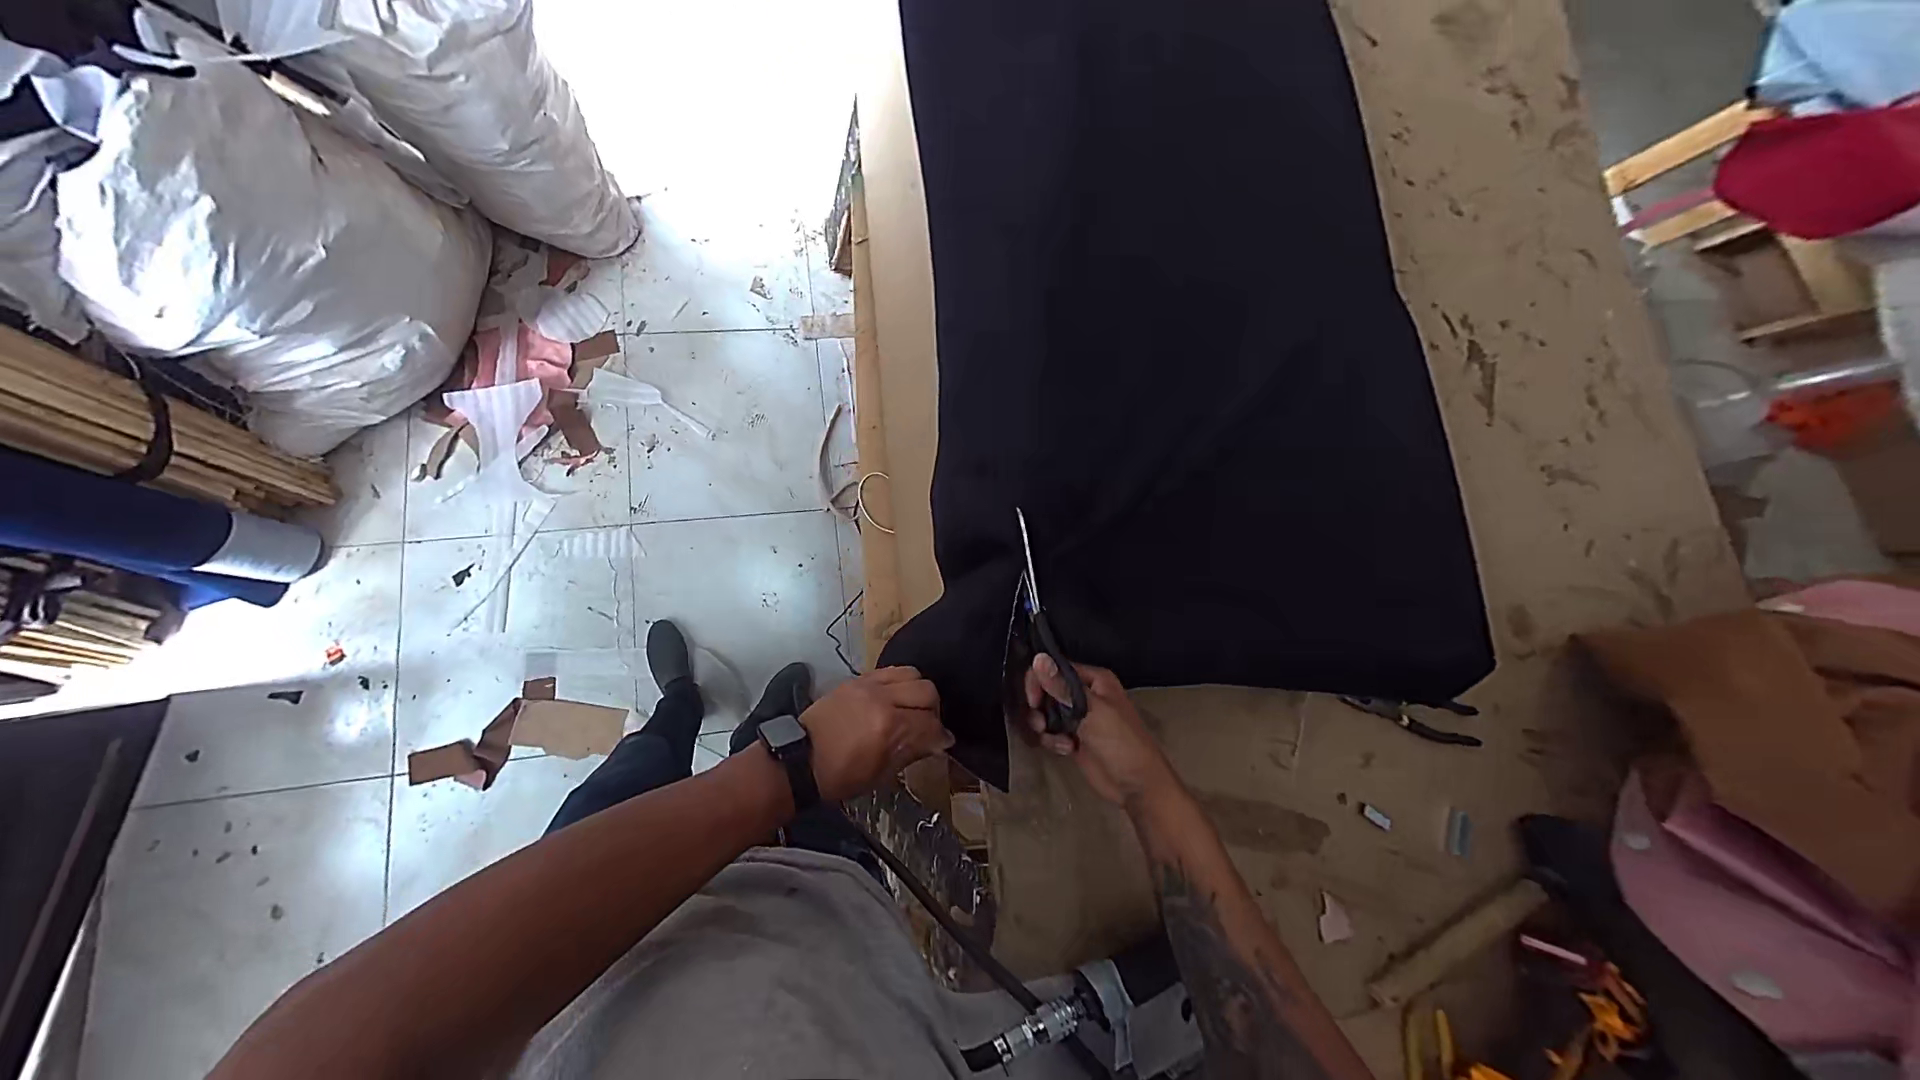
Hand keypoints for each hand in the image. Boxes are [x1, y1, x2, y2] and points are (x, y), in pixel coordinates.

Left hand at [801, 666, 953, 801]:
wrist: (799, 758)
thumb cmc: (839, 775)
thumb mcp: (879, 774)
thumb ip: (910, 752)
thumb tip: (934, 742)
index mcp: (889, 727)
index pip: (931, 724)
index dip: (941, 736)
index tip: (943, 743)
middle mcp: (882, 699)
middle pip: (927, 691)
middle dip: (934, 711)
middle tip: (928, 725)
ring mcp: (869, 685)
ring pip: (912, 674)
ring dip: (918, 691)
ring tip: (912, 707)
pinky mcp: (857, 679)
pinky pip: (890, 670)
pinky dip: (900, 681)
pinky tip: (895, 697)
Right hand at [1024, 655, 1178, 807]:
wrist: (1136, 785)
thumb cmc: (1120, 742)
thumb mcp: (1092, 711)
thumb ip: (1062, 687)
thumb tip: (1038, 657)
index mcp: (1094, 680)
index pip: (1054, 669)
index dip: (1039, 682)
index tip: (1034, 702)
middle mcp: (1083, 694)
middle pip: (1045, 690)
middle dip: (1039, 708)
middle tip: (1042, 724)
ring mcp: (1077, 717)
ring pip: (1044, 712)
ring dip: (1043, 727)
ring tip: (1058, 740)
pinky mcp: (1072, 738)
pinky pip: (1049, 732)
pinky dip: (1051, 740)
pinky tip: (1066, 749)